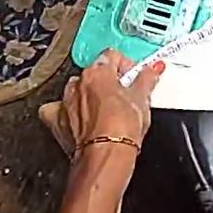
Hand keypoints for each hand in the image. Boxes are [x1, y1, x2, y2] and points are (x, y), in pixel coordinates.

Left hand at [39, 50, 163, 157]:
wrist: (105, 156)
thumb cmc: (122, 127)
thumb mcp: (143, 98)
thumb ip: (147, 78)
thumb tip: (154, 68)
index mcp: (97, 72)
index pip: (112, 56)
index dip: (127, 66)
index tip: (136, 77)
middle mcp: (77, 84)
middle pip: (95, 73)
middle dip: (110, 82)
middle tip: (126, 95)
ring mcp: (65, 103)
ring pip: (78, 91)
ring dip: (91, 96)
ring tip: (108, 111)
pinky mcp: (59, 123)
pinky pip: (59, 111)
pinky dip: (69, 113)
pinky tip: (81, 120)